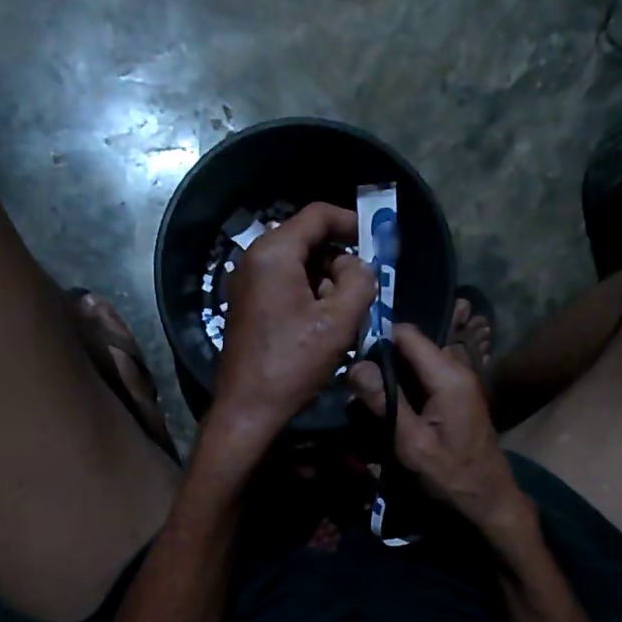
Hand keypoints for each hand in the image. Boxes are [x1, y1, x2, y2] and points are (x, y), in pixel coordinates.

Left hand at [209, 202, 375, 440]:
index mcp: (274, 253)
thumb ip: (360, 281)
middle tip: (362, 286)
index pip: (318, 215)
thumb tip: (358, 265)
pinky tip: (322, 322)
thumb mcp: (339, 321)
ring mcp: (246, 282)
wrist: (247, 407)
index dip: (352, 222)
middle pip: (306, 239)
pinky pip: (283, 283)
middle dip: (339, 257)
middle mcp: (254, 259)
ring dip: (325, 279)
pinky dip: (307, 292)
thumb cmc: (293, 363)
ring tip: (344, 311)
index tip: (375, 242)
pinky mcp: (247, 304)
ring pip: (297, 263)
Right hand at [349, 323, 526, 530]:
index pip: (407, 334)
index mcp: (448, 376)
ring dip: (387, 379)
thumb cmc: (450, 475)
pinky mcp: (454, 397)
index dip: (376, 339)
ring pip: (412, 365)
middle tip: (350, 386)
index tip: (349, 358)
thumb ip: (383, 401)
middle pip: (409, 348)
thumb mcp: (410, 441)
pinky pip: (421, 381)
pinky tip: (383, 411)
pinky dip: (400, 390)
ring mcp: (457, 383)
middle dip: (378, 362)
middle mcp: (456, 370)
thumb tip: (355, 366)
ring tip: (362, 401)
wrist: (488, 501)